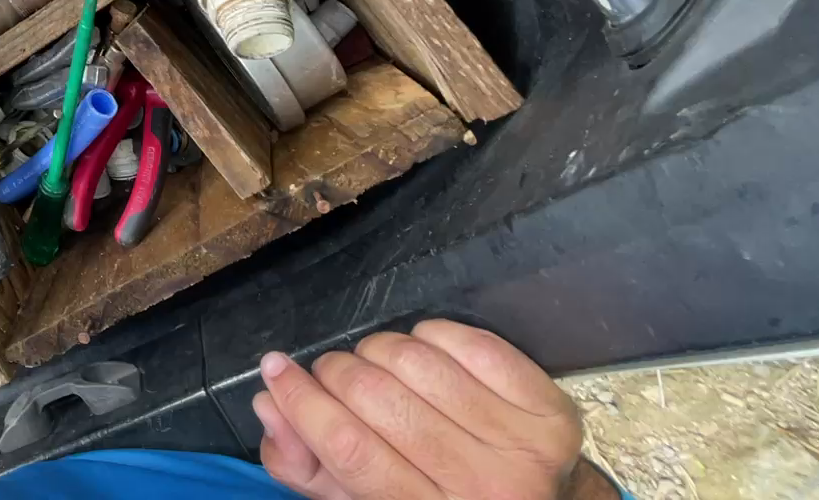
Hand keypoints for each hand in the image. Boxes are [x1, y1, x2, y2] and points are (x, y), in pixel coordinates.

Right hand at [251, 319, 615, 499]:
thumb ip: (301, 462)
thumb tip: (269, 403)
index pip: (349, 448)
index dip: (300, 400)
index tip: (274, 366)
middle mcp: (485, 493)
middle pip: (374, 396)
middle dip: (335, 372)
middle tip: (337, 378)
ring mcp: (524, 451)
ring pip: (412, 360)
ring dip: (379, 350)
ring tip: (383, 370)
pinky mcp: (550, 411)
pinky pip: (467, 343)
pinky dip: (432, 334)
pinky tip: (429, 357)